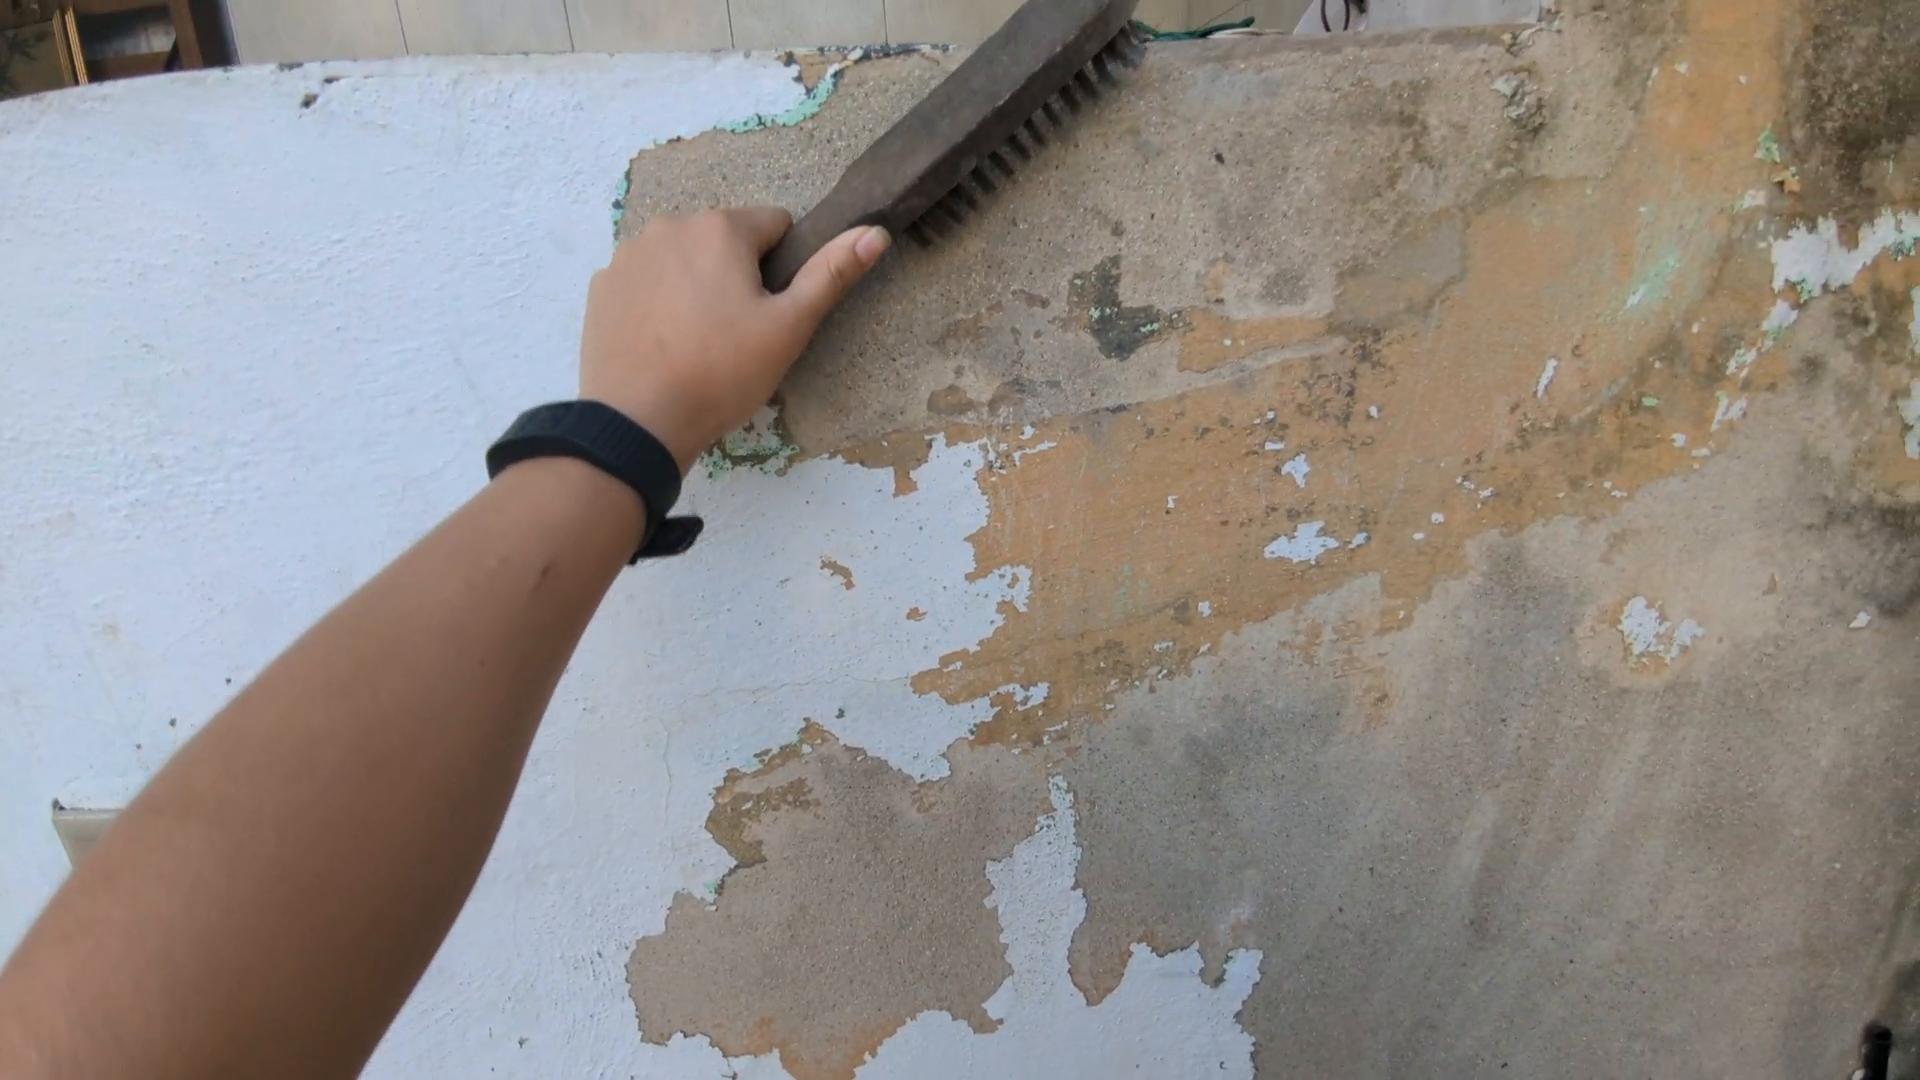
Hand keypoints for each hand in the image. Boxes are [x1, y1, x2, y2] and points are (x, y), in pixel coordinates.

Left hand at [580, 208, 890, 470]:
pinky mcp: (603, 286)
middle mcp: (670, 225)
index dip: (785, 268)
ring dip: (699, 285)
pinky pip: (648, 281)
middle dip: (739, 275)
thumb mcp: (789, 327)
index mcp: (721, 229)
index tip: (773, 312)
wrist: (640, 419)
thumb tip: (875, 232)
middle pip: (726, 241)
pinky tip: (665, 344)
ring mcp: (629, 254)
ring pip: (685, 259)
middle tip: (739, 334)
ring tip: (700, 343)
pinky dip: (661, 301)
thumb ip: (831, 274)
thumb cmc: (724, 372)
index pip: (776, 225)